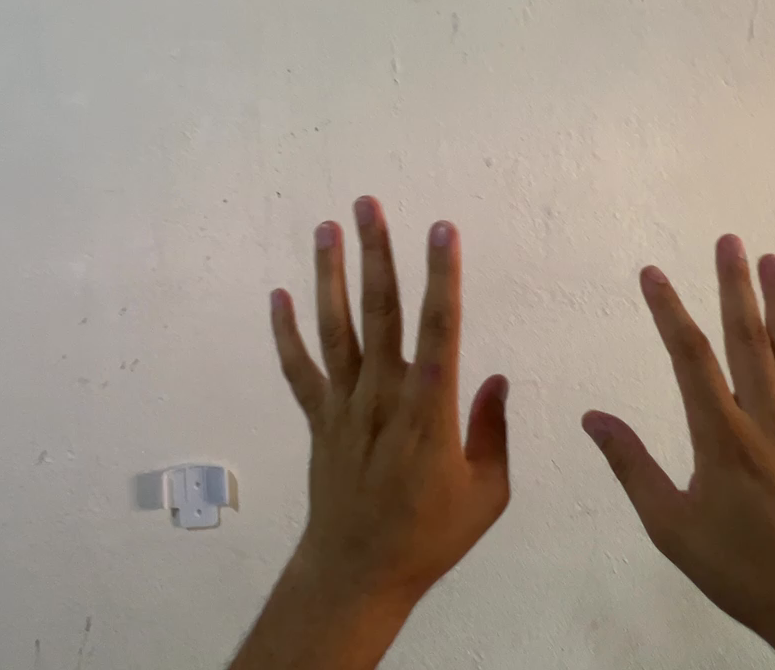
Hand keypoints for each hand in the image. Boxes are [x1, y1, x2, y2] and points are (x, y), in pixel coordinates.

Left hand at [231, 197, 510, 669]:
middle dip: (375, 253)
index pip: (441, 327)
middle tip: (367, 204)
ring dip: (328, 275)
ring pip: (335, 327)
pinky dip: (284, 333)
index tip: (442, 229)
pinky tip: (276, 295)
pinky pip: (298, 368)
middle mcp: (383, 392)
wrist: (360, 571)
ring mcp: (344, 402)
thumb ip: (494, 432)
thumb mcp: (487, 493)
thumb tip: (498, 379)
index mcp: (429, 407)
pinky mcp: (318, 417)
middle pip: (379, 310)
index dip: (442, 275)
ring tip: (325, 229)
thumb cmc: (430, 533)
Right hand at [583, 236, 774, 669]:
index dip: (669, 311)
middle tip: (729, 242)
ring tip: (774, 262)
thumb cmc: (745, 572)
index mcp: (723, 437)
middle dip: (735, 287)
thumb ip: (632, 467)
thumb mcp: (672, 529)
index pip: (690, 357)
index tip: (652, 273)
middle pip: (748, 340)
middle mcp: (768, 422)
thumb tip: (592, 418)